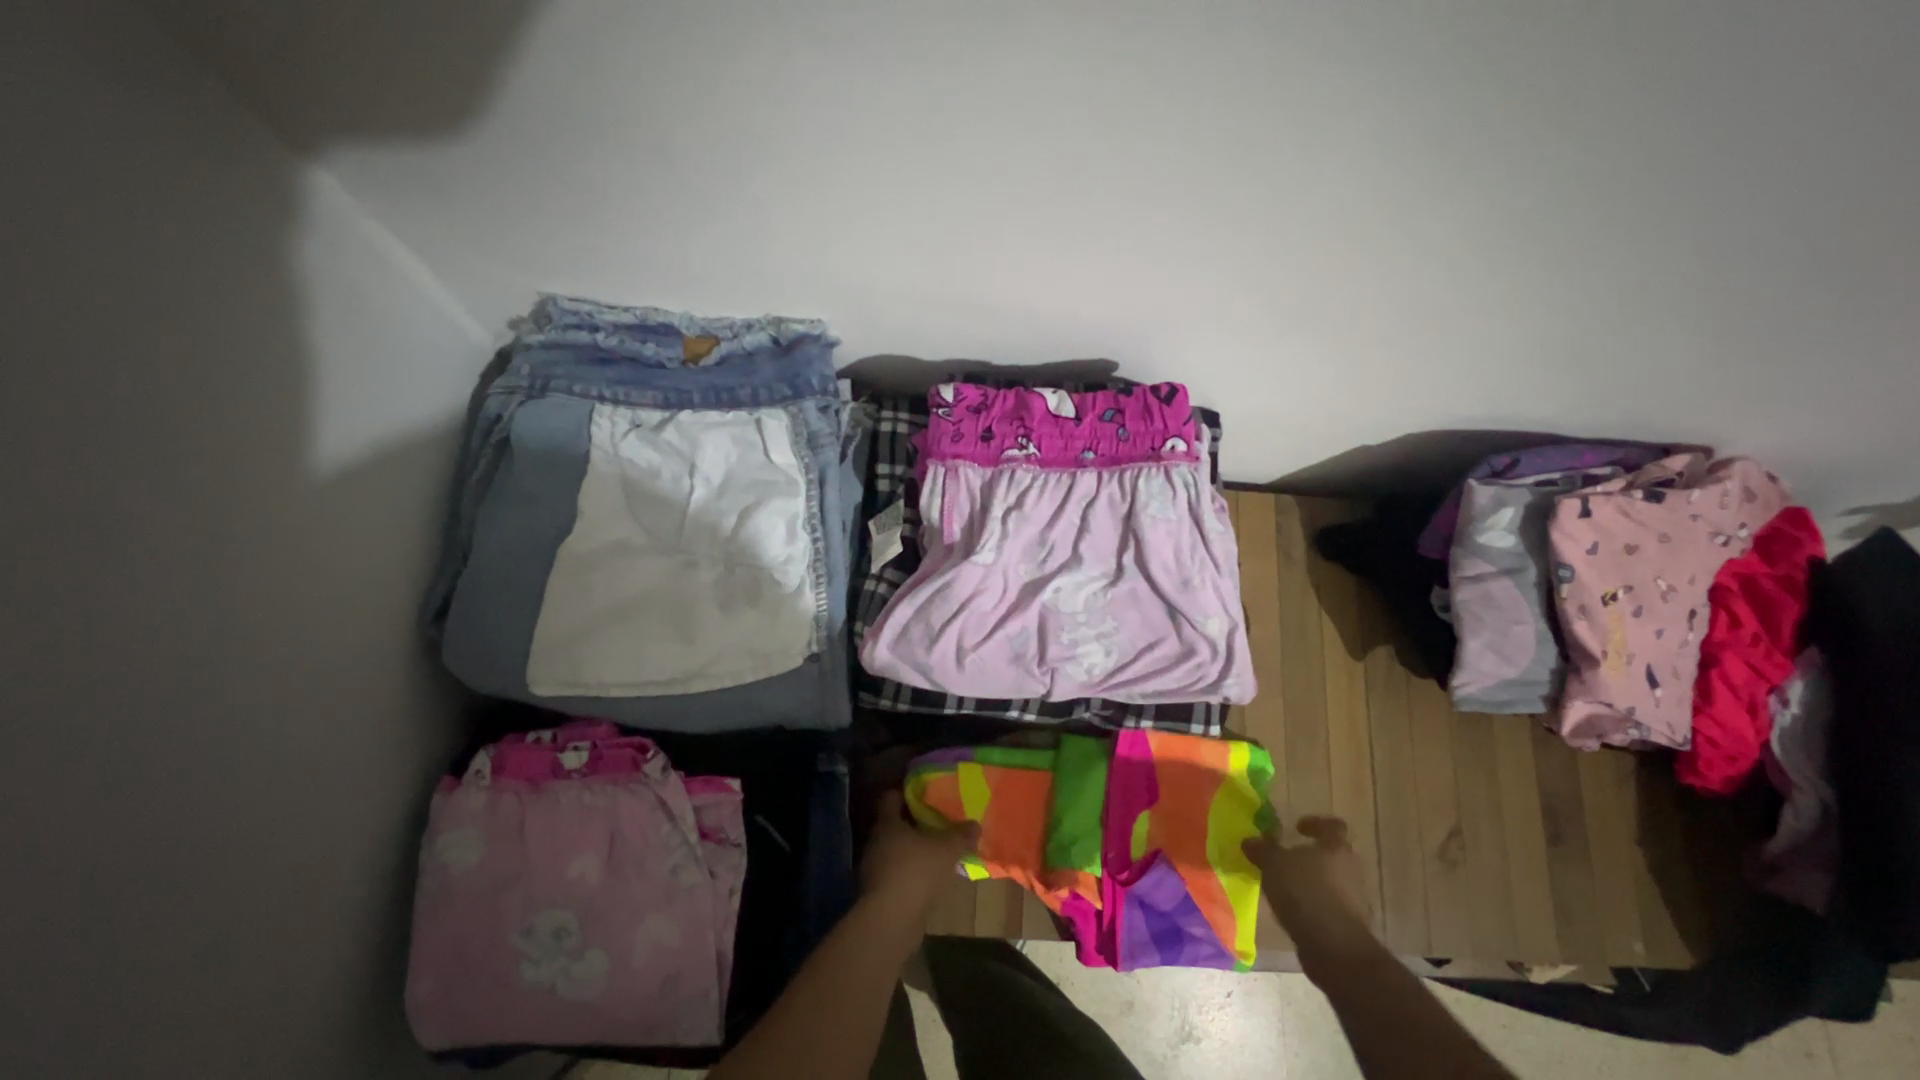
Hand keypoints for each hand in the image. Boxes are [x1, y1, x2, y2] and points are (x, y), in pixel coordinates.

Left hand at [860, 792, 979, 919]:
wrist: (892, 919)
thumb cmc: (916, 871)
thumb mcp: (947, 849)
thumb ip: (961, 835)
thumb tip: (975, 824)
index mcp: (887, 824)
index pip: (889, 799)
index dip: (904, 795)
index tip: (922, 796)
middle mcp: (876, 843)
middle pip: (893, 827)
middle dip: (913, 826)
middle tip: (936, 826)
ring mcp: (875, 869)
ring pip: (895, 853)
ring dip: (912, 853)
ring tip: (936, 855)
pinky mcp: (879, 893)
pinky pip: (897, 876)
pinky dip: (911, 876)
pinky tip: (929, 881)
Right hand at [1243, 816, 1375, 975]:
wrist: (1333, 946)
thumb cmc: (1304, 893)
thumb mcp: (1274, 865)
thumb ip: (1262, 850)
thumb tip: (1250, 840)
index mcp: (1335, 847)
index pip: (1333, 825)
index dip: (1315, 823)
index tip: (1296, 828)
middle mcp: (1350, 868)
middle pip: (1332, 854)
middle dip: (1310, 856)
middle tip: (1285, 859)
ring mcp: (1354, 897)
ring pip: (1331, 880)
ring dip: (1311, 881)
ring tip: (1284, 887)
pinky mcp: (1349, 922)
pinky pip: (1329, 904)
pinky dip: (1313, 904)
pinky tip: (1293, 910)